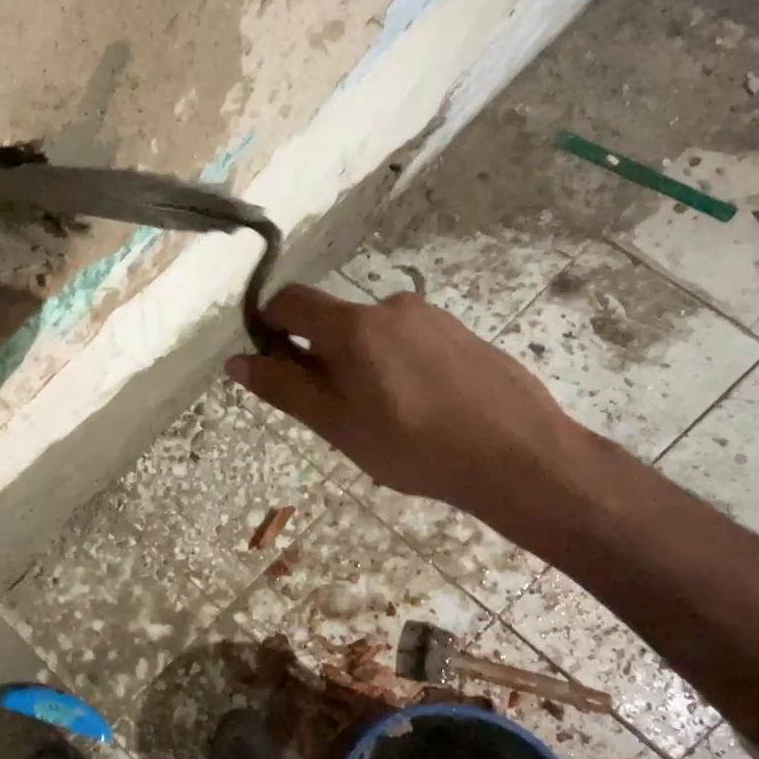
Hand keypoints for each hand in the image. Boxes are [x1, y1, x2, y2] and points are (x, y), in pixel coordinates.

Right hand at [225, 285, 593, 518]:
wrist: (521, 457)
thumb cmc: (414, 447)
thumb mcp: (335, 424)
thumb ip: (283, 388)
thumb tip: (237, 362)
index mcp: (353, 327)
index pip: (290, 301)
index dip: (268, 326)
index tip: (271, 364)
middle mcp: (390, 307)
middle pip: (331, 320)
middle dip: (317, 355)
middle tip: (331, 409)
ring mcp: (431, 318)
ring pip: (371, 333)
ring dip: (358, 363)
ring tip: (380, 416)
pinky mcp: (462, 333)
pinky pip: (407, 341)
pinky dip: (394, 365)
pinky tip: (418, 409)